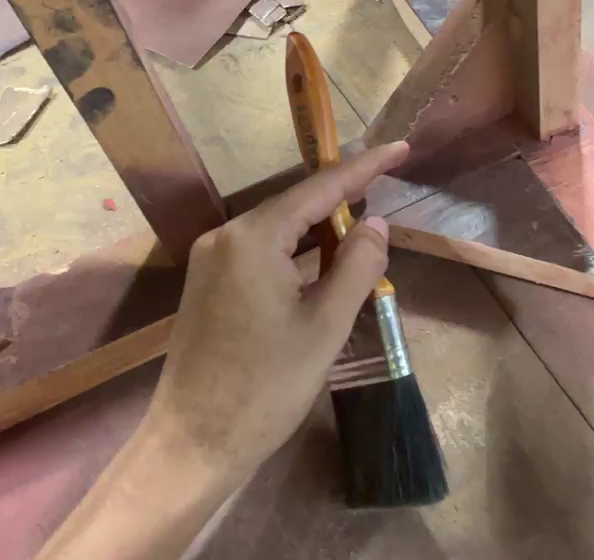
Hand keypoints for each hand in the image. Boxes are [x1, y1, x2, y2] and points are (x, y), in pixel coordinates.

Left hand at [145, 142, 407, 483]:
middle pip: (296, 204)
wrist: (193, 445)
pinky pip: (262, 250)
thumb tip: (376, 223)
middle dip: (343, 197)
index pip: (320, 187)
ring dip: (321, 228)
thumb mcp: (326, 325)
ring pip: (279, 228)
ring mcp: (212, 260)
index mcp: (253, 238)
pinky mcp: (209, 284)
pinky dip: (297, 250)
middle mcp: (226, 236)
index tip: (400, 148)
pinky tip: (324, 259)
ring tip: (364, 226)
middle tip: (388, 185)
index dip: (365, 167)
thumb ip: (358, 264)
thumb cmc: (266, 387)